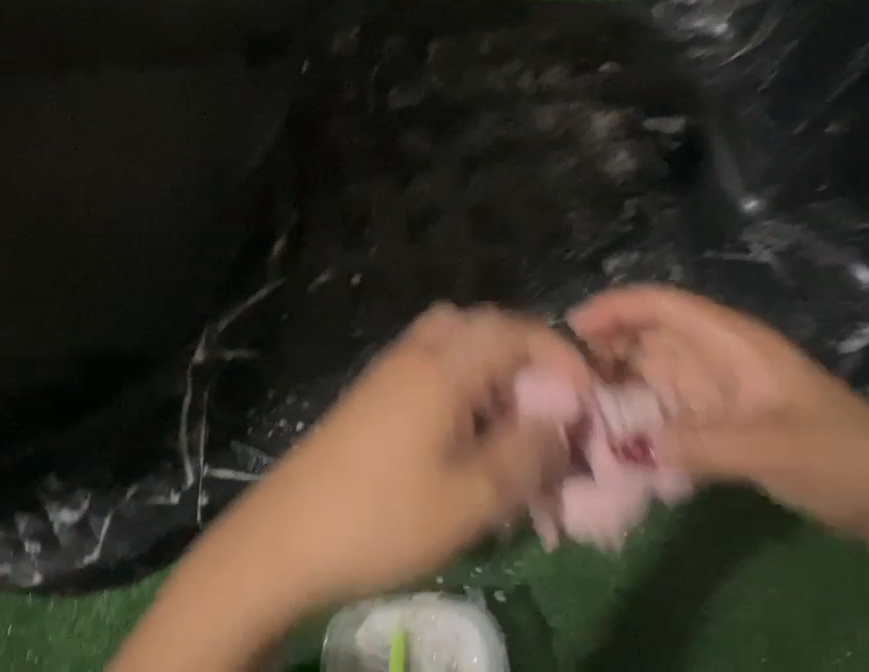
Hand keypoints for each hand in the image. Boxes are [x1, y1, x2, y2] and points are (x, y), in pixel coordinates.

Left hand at [197, 304, 591, 611]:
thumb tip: (559, 417)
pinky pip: (429, 374)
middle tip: (547, 407)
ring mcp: (386, 374)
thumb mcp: (470, 498)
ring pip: (453, 349)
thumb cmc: (382, 518)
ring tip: (510, 430)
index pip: (514, 331)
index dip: (559, 356)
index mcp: (442, 366)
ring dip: (490, 376)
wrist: (282, 540)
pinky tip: (465, 444)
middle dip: (524, 358)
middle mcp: (414, 355)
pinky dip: (460, 392)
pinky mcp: (369, 399)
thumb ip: (524, 452)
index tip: (586, 398)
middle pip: (479, 328)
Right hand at [568, 286, 868, 538]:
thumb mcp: (774, 446)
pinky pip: (664, 415)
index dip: (617, 308)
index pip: (665, 306)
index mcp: (733, 342)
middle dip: (605, 350)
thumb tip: (629, 447)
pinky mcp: (718, 426)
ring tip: (577, 411)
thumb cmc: (841, 454)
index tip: (572, 328)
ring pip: (651, 376)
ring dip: (616, 388)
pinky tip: (612, 443)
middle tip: (564, 383)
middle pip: (648, 338)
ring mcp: (716, 393)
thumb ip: (701, 445)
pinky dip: (637, 424)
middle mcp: (717, 359)